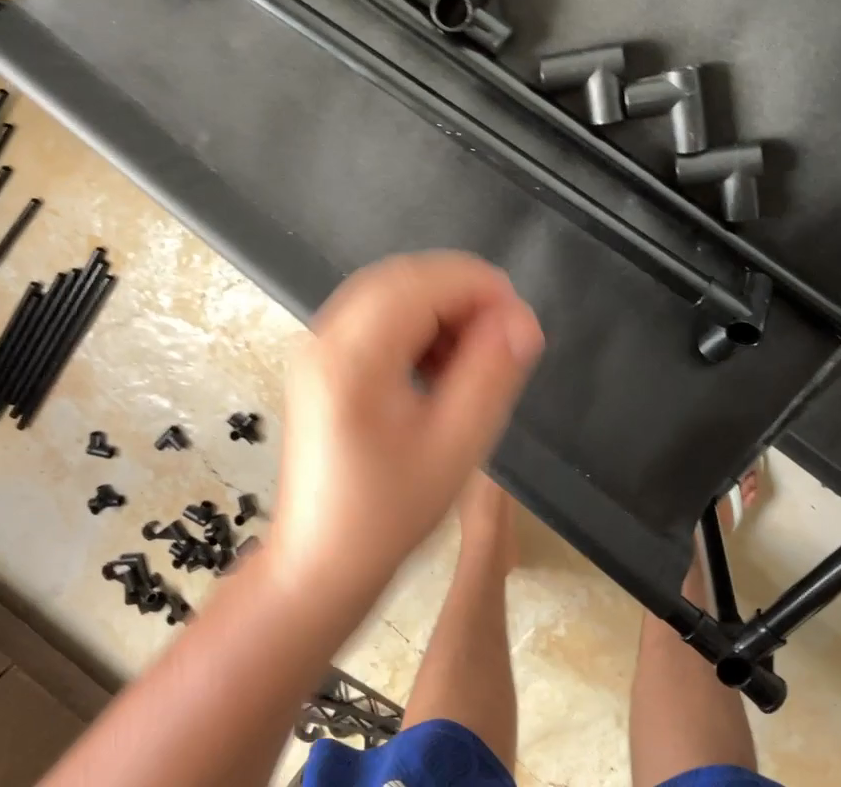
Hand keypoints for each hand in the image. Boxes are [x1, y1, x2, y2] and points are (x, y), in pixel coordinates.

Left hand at [269, 252, 543, 601]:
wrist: (319, 564)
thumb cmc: (387, 515)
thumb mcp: (455, 447)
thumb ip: (492, 374)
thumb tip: (521, 321)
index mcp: (352, 355)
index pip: (424, 281)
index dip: (483, 290)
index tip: (522, 328)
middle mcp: (325, 335)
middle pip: (406, 277)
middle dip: (465, 296)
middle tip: (507, 341)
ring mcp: (318, 346)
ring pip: (392, 292)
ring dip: (443, 310)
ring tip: (477, 358)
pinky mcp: (322, 361)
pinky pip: (377, 317)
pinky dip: (418, 325)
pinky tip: (442, 366)